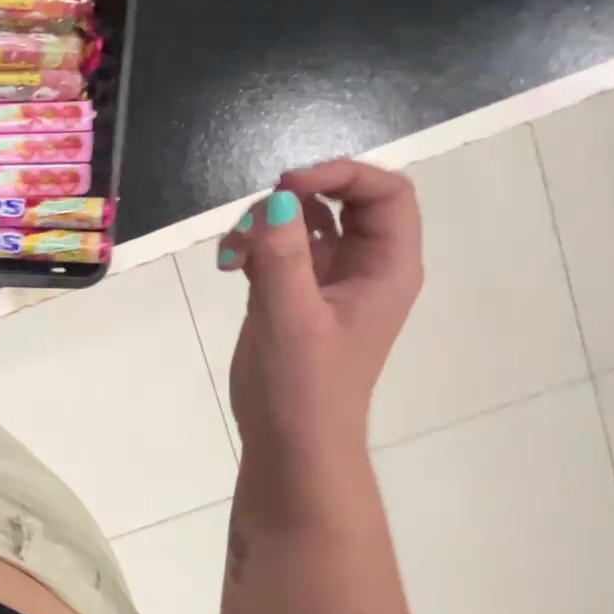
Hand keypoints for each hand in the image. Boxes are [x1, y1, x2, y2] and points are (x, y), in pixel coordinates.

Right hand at [216, 159, 423, 457]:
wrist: (290, 438)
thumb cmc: (305, 383)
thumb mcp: (292, 316)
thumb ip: (283, 255)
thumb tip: (276, 198)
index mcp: (386, 268)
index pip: (386, 194)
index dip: (341, 176)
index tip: (286, 185)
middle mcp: (361, 267)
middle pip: (343, 201)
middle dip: (296, 197)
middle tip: (253, 214)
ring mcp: (324, 281)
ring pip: (303, 223)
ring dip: (264, 224)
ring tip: (232, 250)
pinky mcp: (289, 295)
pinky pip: (274, 249)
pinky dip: (249, 247)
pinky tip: (227, 265)